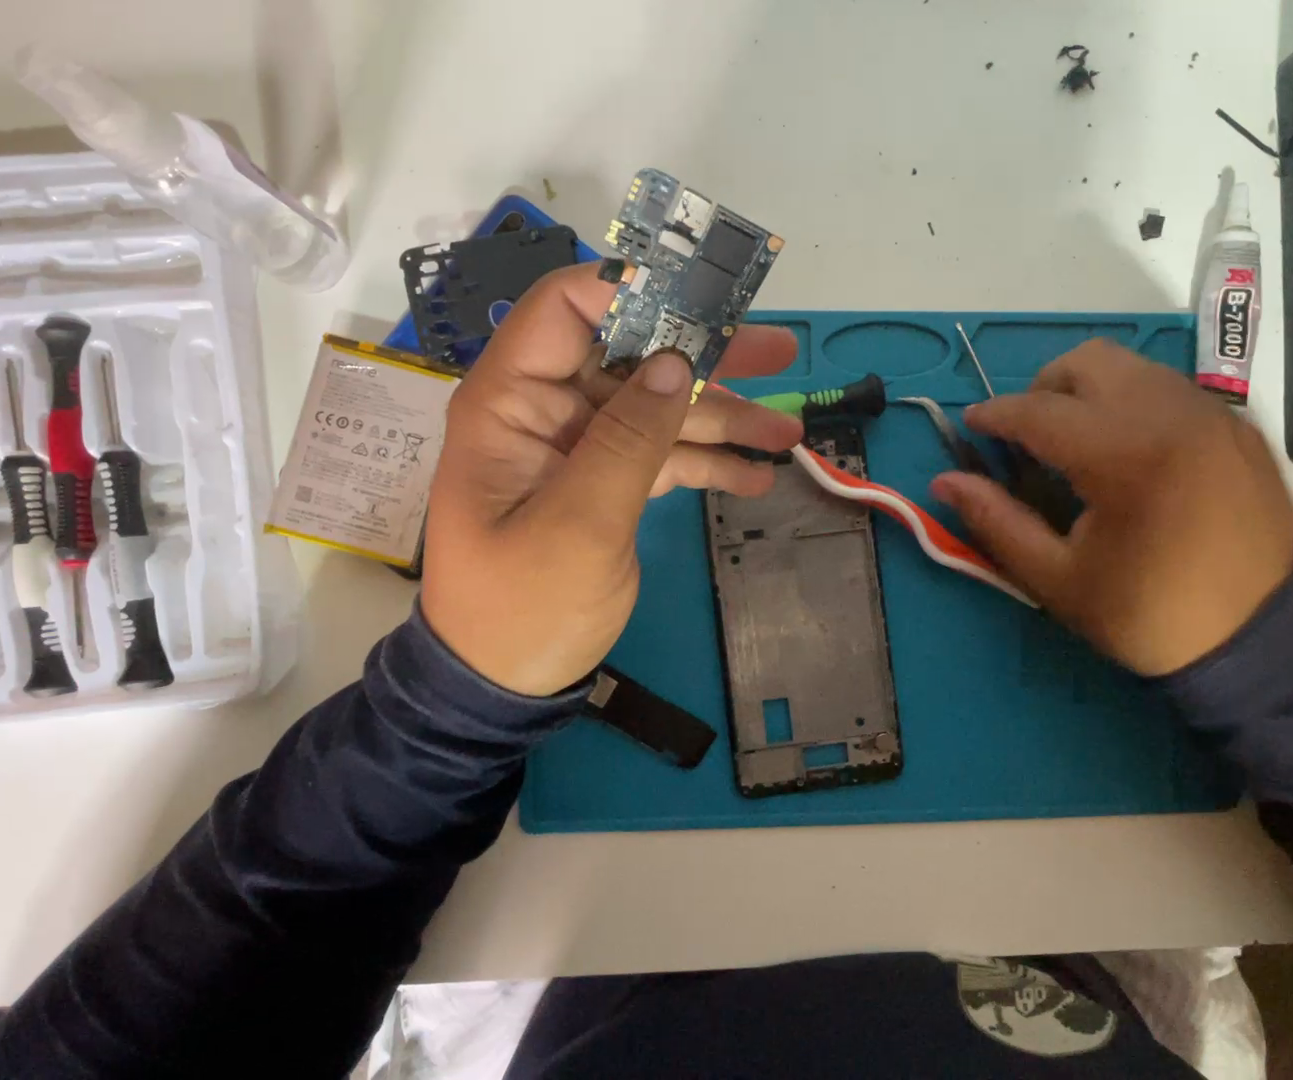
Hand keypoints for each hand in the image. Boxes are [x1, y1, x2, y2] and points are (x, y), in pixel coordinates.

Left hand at [419, 263, 801, 695]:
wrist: (503, 683)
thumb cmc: (525, 606)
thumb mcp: (579, 523)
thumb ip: (628, 439)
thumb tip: (674, 362)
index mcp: (513, 401)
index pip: (568, 310)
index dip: (636, 293)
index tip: (709, 301)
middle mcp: (546, 410)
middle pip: (632, 357)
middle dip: (707, 359)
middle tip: (780, 357)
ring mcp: (578, 448)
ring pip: (658, 410)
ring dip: (723, 420)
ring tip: (789, 435)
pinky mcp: (604, 485)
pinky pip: (661, 457)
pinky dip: (706, 463)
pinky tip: (757, 478)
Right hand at [930, 341, 1292, 675]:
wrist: (1262, 640)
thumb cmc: (1149, 616)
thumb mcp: (1058, 580)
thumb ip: (997, 523)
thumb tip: (944, 481)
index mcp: (1124, 455)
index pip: (1040, 410)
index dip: (995, 415)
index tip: (971, 426)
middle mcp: (1171, 415)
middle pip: (1088, 362)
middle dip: (1044, 388)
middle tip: (1028, 436)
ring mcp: (1212, 416)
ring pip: (1132, 368)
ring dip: (1089, 392)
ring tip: (1075, 443)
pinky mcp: (1237, 428)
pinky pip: (1170, 390)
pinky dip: (1132, 405)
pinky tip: (1128, 455)